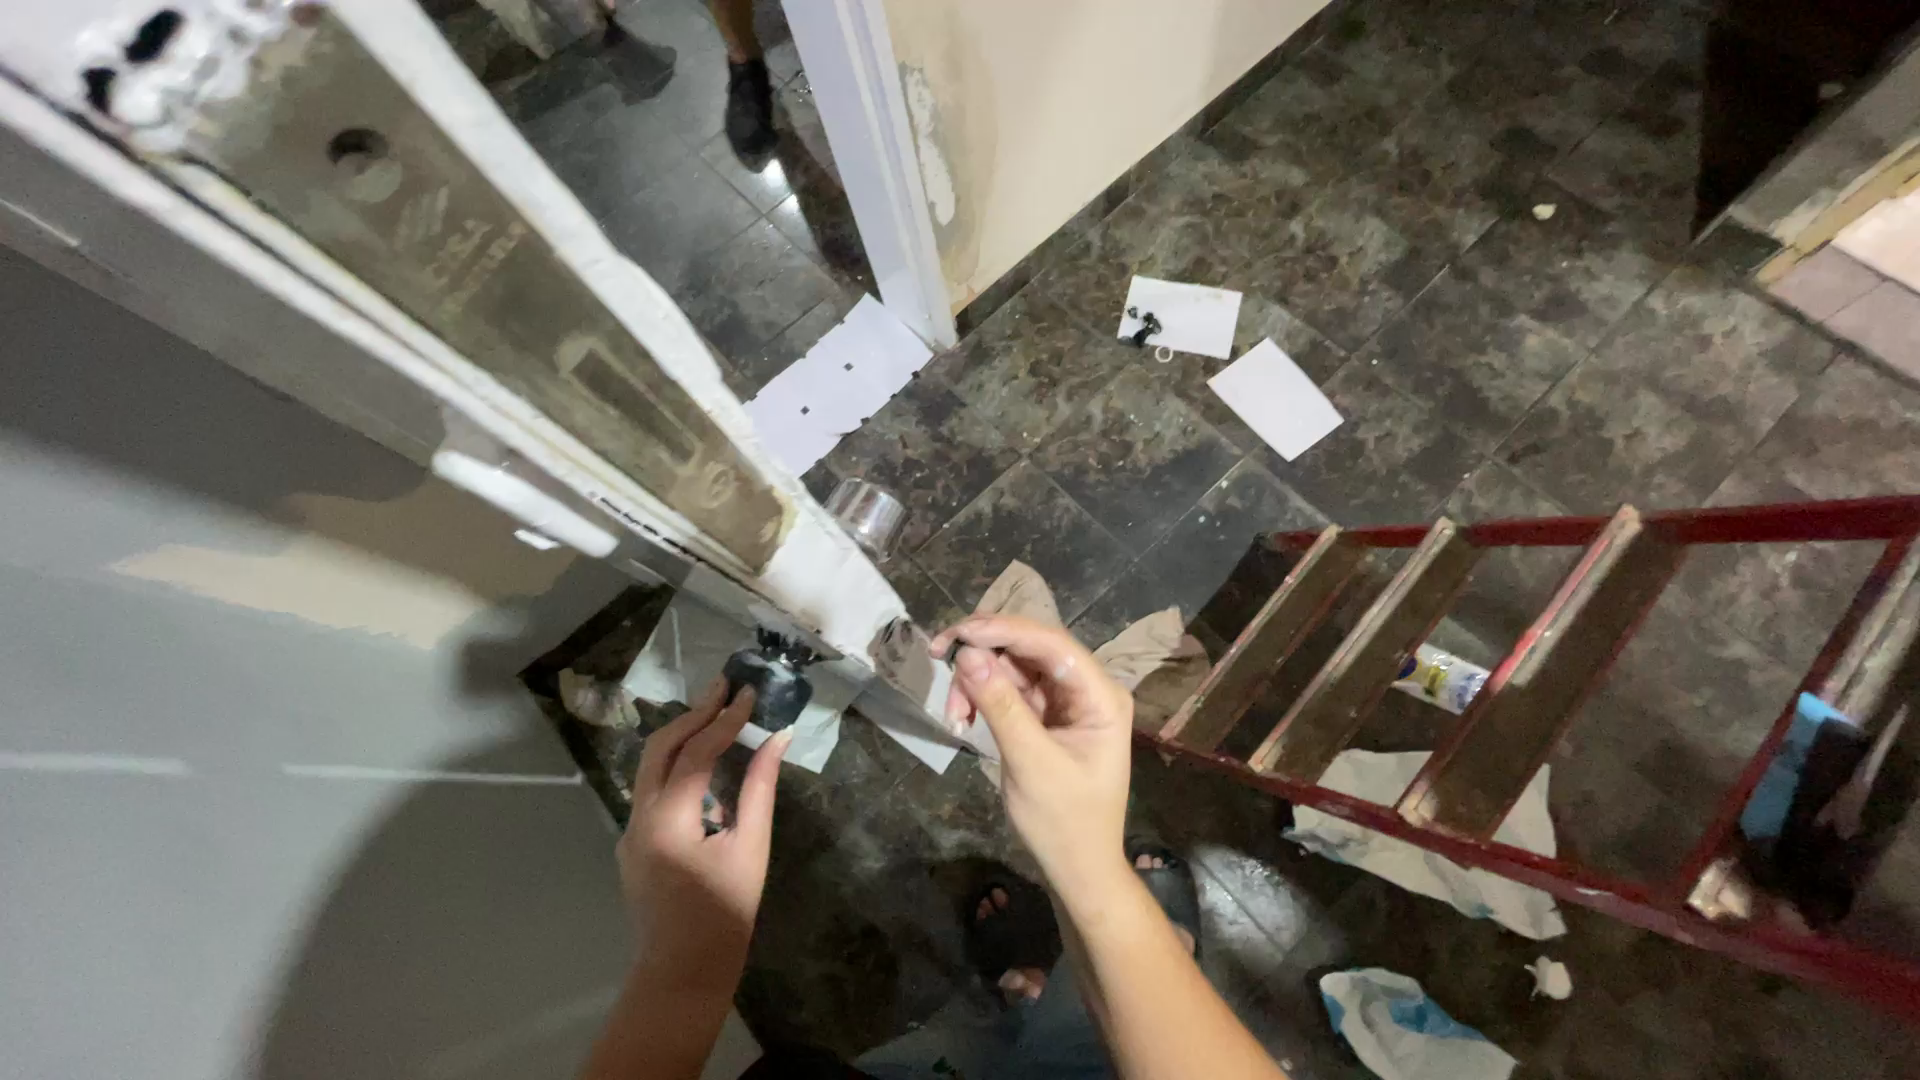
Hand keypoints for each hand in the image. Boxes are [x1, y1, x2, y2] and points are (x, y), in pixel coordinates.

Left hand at [618, 678, 789, 983]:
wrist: (683, 972)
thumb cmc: (726, 914)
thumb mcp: (752, 847)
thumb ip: (760, 787)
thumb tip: (778, 738)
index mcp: (669, 821)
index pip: (695, 753)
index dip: (724, 720)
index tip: (749, 693)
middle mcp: (639, 817)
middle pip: (660, 747)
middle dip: (694, 712)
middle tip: (725, 684)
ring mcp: (630, 829)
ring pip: (651, 764)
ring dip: (683, 733)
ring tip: (716, 708)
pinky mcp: (633, 839)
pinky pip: (654, 787)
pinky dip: (678, 763)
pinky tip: (706, 758)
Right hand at [929, 616, 1134, 891]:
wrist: (1077, 866)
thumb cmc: (1064, 820)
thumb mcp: (1030, 763)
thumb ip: (1000, 705)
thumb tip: (967, 654)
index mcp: (1101, 695)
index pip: (1052, 644)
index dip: (1004, 630)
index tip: (959, 633)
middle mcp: (1086, 687)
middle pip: (1030, 647)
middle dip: (984, 651)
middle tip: (939, 653)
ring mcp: (1065, 699)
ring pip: (1013, 665)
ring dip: (977, 679)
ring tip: (954, 713)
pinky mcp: (1044, 712)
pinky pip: (1009, 687)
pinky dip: (982, 695)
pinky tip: (962, 716)